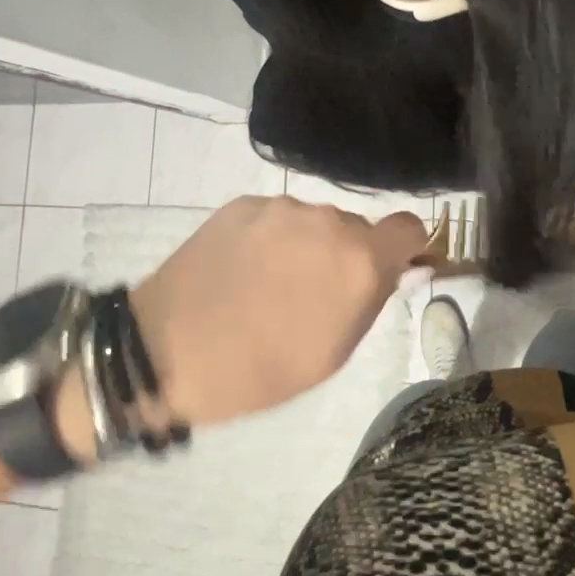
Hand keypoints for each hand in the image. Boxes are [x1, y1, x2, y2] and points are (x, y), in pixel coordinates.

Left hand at [119, 197, 425, 427]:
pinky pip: (276, 218)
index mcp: (359, 261)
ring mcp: (281, 209)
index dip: (407, 248)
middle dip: (347, 256)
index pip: (409, 228)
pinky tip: (244, 271)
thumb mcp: (331, 354)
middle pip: (357, 229)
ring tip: (271, 285)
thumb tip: (400, 269)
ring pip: (315, 223)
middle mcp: (328, 222)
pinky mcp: (242, 204)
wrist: (165, 351)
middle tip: (316, 295)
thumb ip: (371, 301)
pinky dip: (272, 239)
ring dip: (308, 247)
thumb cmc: (258, 371)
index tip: (392, 270)